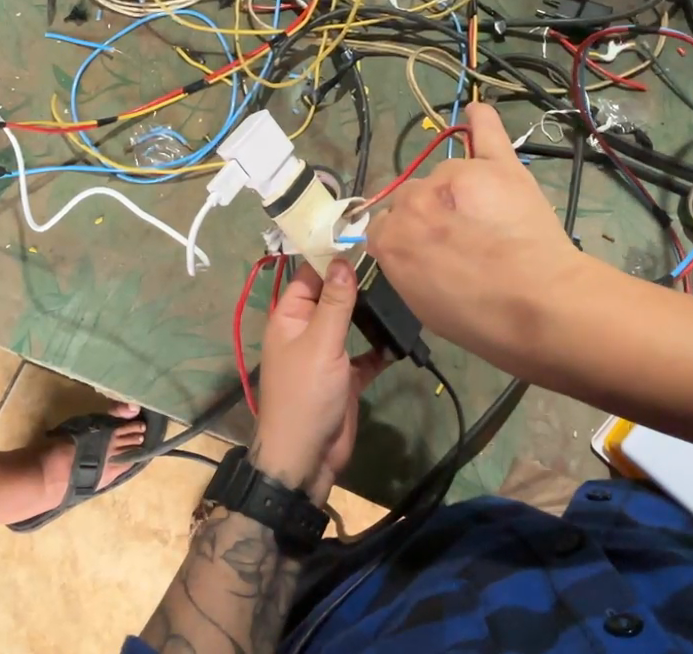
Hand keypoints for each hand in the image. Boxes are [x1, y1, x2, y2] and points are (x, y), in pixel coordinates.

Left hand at [253, 260, 389, 502]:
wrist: (305, 458)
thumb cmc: (306, 394)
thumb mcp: (320, 343)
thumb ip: (334, 303)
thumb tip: (343, 260)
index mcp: (289, 316)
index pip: (310, 274)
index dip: (332, 254)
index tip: (362, 233)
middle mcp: (306, 329)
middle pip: (333, 295)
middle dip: (358, 280)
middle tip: (394, 258)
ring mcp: (326, 353)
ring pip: (351, 322)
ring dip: (372, 312)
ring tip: (403, 289)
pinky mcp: (345, 376)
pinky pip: (365, 353)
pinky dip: (381, 346)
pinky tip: (403, 337)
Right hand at [366, 103, 595, 357]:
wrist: (540, 306)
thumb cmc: (481, 321)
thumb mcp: (422, 305)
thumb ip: (404, 266)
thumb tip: (408, 249)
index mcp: (390, 238)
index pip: (383, 226)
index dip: (405, 240)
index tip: (425, 254)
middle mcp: (414, 199)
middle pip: (411, 196)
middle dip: (428, 215)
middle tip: (460, 240)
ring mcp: (455, 175)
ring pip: (445, 172)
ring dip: (457, 190)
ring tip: (490, 218)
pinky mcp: (496, 164)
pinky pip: (484, 130)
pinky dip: (480, 120)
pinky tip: (476, 112)